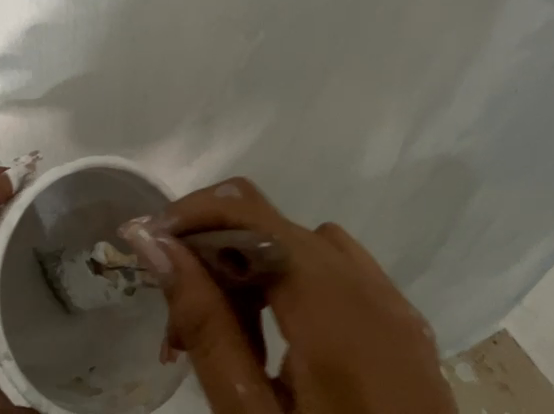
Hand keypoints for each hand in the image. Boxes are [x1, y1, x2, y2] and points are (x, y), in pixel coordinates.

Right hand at [120, 178, 452, 413]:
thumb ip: (205, 323)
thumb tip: (154, 241)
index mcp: (333, 308)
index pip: (250, 212)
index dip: (191, 215)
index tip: (146, 248)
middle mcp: (370, 290)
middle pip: (271, 228)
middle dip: (214, 256)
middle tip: (177, 328)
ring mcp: (396, 309)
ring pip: (302, 248)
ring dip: (251, 271)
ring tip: (226, 340)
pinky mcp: (407, 332)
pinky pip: (339, 273)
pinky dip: (294, 284)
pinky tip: (276, 341)